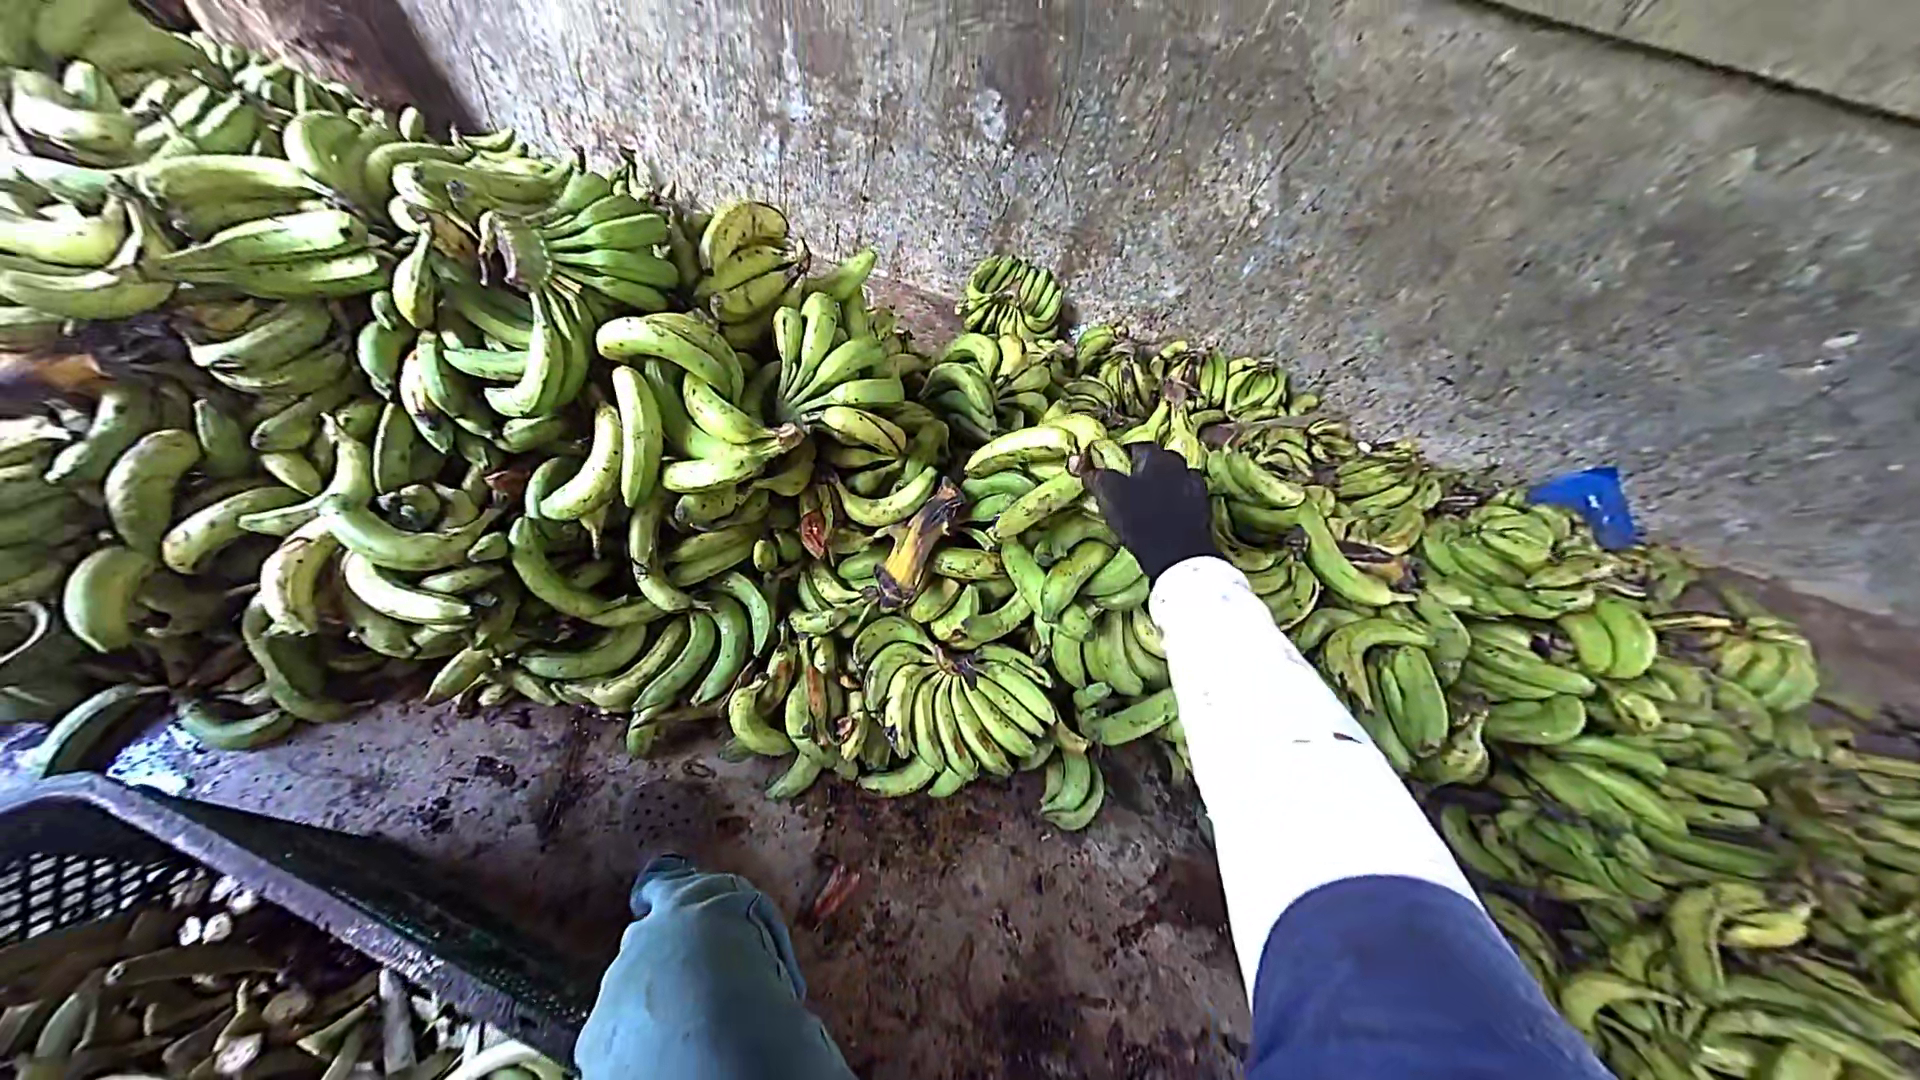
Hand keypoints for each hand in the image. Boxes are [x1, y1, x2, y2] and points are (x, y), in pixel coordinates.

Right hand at [1088, 443, 1218, 581]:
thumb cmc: (1139, 519)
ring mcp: (1194, 483)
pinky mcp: (1202, 503)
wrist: (1176, 554)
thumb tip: (1080, 462)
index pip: (1133, 447)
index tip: (1109, 472)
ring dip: (1161, 483)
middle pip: (1155, 460)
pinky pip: (1184, 493)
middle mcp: (1178, 462)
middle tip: (1126, 486)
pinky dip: (1175, 497)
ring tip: (1146, 500)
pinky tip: (1166, 510)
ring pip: (1172, 476)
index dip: (1118, 458)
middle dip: (1142, 469)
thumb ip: (1095, 475)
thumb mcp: (1109, 495)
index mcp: (1155, 456)